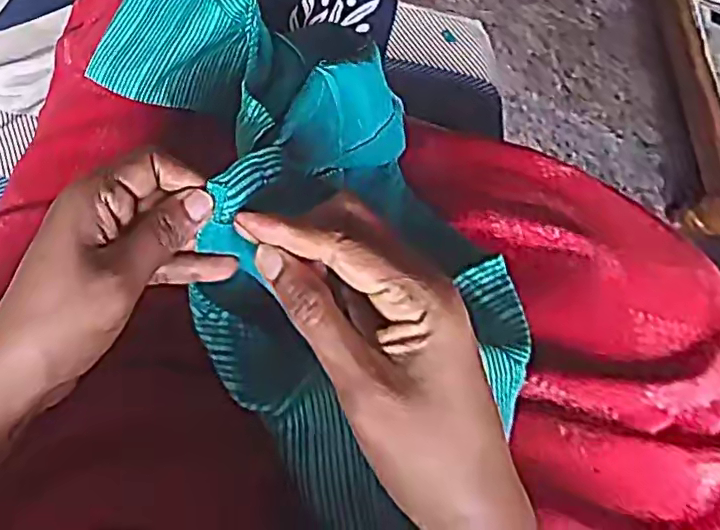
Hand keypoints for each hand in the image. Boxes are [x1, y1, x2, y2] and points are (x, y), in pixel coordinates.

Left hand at [0, 148, 236, 406]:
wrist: (20, 371)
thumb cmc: (65, 317)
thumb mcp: (121, 274)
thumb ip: (164, 233)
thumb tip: (204, 198)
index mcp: (96, 194)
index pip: (151, 163)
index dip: (188, 178)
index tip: (223, 204)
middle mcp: (100, 205)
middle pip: (156, 190)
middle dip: (194, 207)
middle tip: (237, 228)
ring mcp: (104, 236)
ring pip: (157, 223)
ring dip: (192, 236)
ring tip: (236, 247)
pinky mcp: (109, 264)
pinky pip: (150, 251)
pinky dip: (178, 260)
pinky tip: (218, 269)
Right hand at [236, 193, 534, 529]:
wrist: (477, 513)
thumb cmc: (421, 454)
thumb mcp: (359, 385)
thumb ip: (311, 312)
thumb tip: (266, 254)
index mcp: (421, 294)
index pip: (342, 241)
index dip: (287, 228)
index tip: (241, 219)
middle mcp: (424, 279)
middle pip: (355, 223)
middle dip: (302, 224)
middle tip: (256, 241)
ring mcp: (418, 293)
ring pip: (355, 238)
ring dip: (311, 240)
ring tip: (269, 254)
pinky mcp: (407, 310)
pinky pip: (359, 267)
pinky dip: (325, 263)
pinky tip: (299, 276)